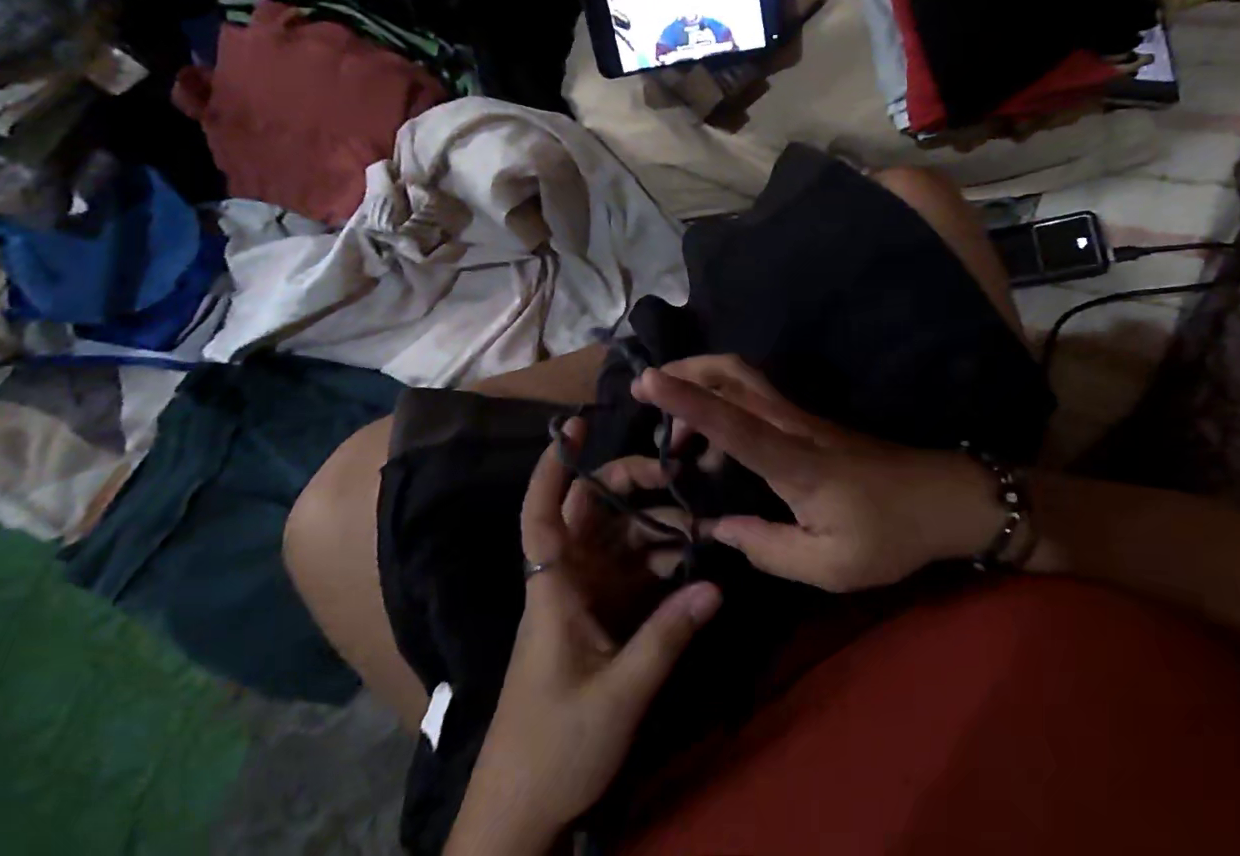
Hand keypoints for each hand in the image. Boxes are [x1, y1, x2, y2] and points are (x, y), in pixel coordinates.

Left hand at [448, 420, 721, 855]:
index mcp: (554, 593)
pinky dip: (662, 565)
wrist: (523, 811)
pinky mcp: (602, 625)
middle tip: (679, 473)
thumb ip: (667, 635)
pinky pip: (634, 578)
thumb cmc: (556, 747)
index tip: (572, 429)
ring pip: (620, 545)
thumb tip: (717, 583)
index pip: (541, 518)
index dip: (552, 471)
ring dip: (657, 529)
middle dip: (631, 487)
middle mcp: (568, 587)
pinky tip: (695, 565)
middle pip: (591, 518)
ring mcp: (585, 605)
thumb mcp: (619, 692)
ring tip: (704, 524)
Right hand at [631, 356, 1002, 592]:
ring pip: (747, 380)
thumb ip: (766, 547)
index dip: (688, 402)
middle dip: (687, 371)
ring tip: (674, 432)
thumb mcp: (829, 565)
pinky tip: (715, 442)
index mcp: (795, 462)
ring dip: (704, 384)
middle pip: (737, 375)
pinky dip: (725, 402)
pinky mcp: (814, 425)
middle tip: (648, 390)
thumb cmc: (891, 535)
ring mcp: (807, 420)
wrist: (946, 499)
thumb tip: (718, 528)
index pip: (733, 423)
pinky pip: (759, 399)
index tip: (647, 381)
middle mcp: (796, 427)